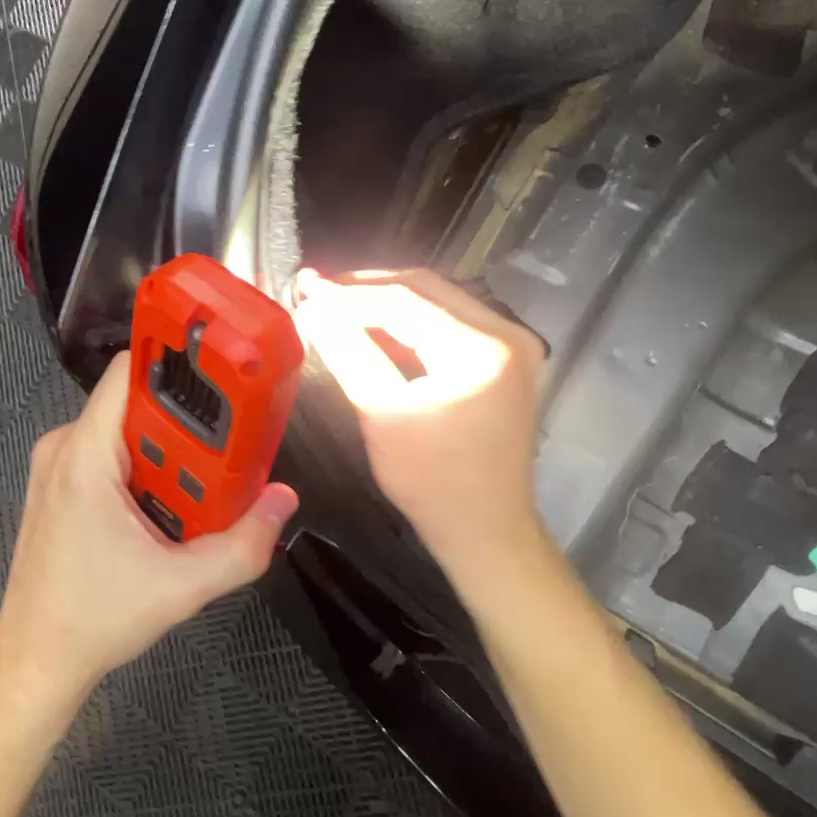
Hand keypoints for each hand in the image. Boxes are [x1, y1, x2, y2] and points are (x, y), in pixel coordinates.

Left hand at [0, 352, 299, 696]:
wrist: (35, 661)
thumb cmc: (94, 620)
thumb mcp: (181, 587)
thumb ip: (243, 546)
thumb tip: (284, 499)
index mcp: (83, 455)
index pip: (129, 372)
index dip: (176, 363)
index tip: (221, 376)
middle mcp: (62, 448)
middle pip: (136, 406)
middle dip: (184, 426)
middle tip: (225, 455)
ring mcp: (55, 467)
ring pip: (126, 433)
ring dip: (167, 454)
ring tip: (200, 488)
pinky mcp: (58, 487)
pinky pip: (109, 456)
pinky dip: (144, 471)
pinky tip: (167, 508)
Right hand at [293, 269, 549, 582]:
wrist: (484, 528)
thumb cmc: (430, 481)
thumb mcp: (380, 413)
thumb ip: (347, 351)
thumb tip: (312, 305)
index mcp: (482, 348)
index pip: (403, 300)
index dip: (347, 293)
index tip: (304, 289)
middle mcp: (507, 332)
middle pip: (424, 288)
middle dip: (365, 288)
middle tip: (316, 291)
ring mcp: (512, 342)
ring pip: (435, 299)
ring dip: (384, 300)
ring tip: (335, 304)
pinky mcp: (505, 355)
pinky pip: (448, 320)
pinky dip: (407, 320)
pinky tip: (370, 325)